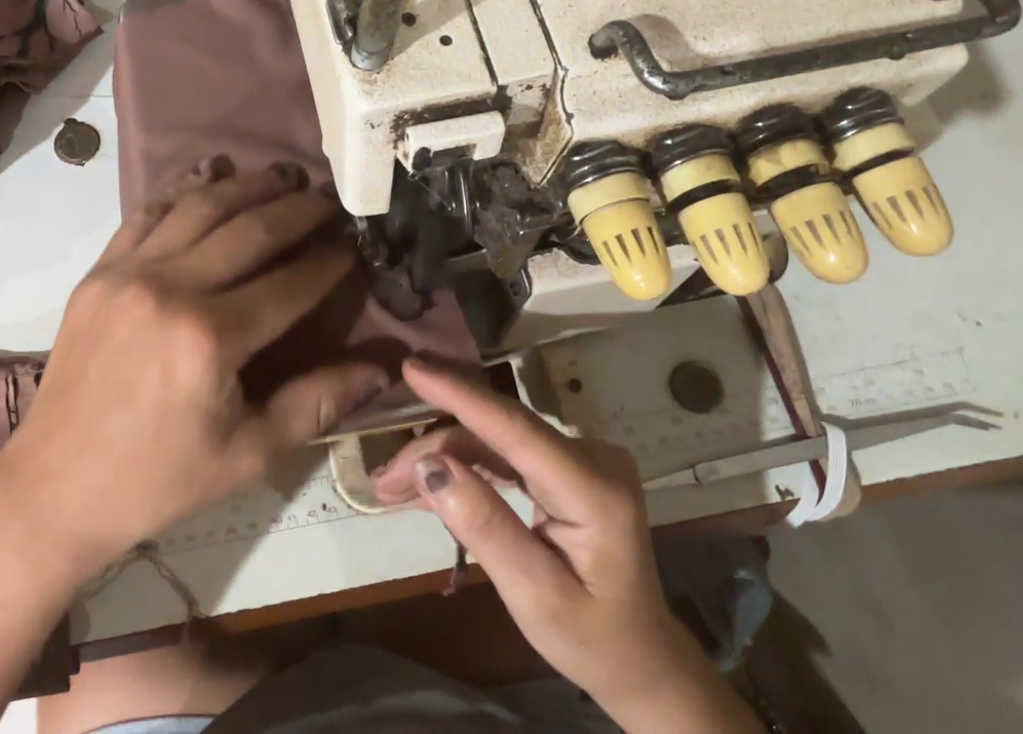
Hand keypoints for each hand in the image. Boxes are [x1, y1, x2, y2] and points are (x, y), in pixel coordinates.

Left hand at [0, 158, 387, 582]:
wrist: (56, 488)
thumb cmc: (160, 480)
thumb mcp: (249, 454)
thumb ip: (316, 403)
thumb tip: (379, 370)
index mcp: (211, 337)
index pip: (290, 281)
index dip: (329, 261)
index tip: (355, 245)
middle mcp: (169, 288)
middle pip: (249, 228)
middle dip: (297, 208)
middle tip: (329, 197)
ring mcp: (126, 273)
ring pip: (198, 206)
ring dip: (245, 186)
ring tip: (281, 177)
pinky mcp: (97, 274)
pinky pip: (145, 215)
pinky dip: (181, 192)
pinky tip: (207, 182)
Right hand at [370, 361, 761, 730]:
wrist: (637, 656)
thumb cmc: (590, 637)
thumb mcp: (532, 595)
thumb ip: (484, 526)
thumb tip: (431, 467)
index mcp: (595, 490)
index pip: (516, 429)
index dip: (461, 395)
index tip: (412, 367)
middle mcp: (593, 459)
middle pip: (497, 433)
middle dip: (435, 447)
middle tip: (384, 481)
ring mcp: (582, 460)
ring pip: (495, 440)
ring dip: (443, 457)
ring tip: (392, 485)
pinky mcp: (567, 468)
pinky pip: (505, 453)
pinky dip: (464, 465)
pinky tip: (427, 483)